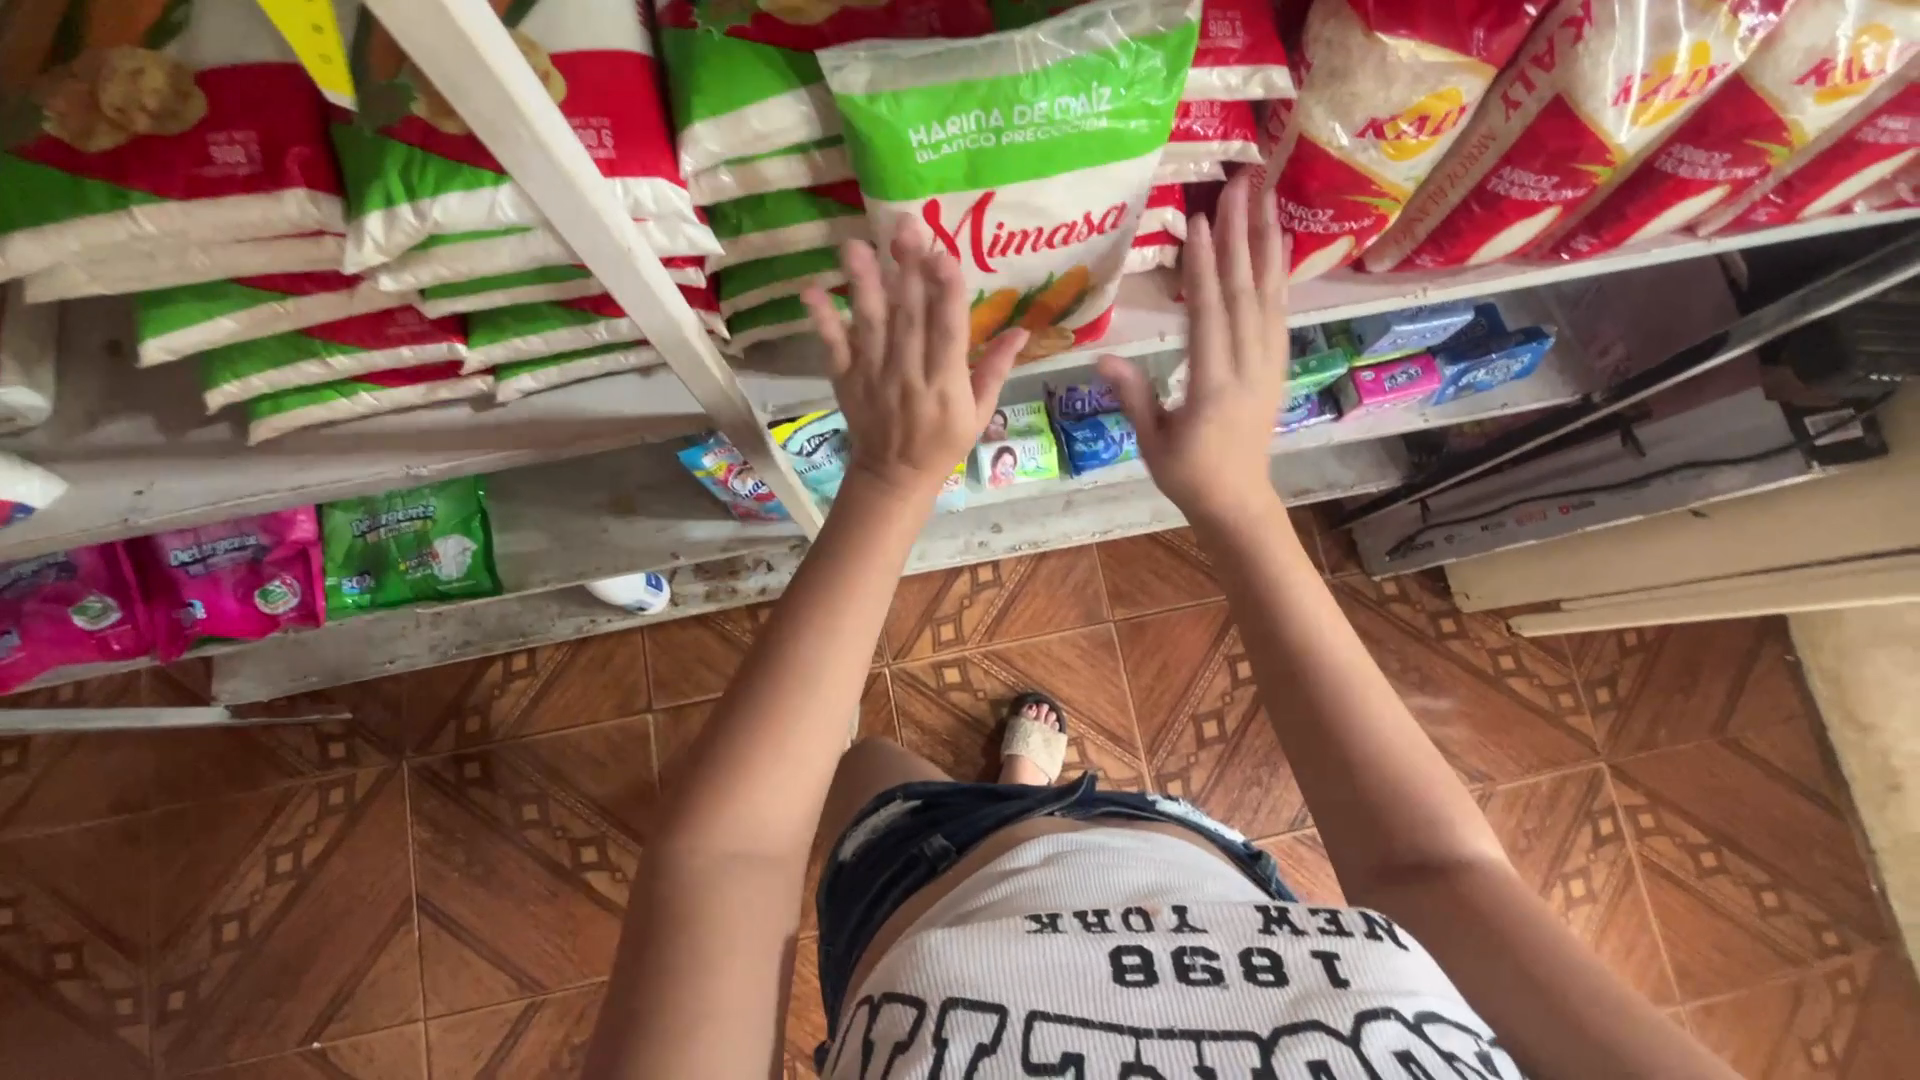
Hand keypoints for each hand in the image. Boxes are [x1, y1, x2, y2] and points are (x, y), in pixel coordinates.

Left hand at [802, 219, 1027, 502]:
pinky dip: (822, 321)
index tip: (945, 255)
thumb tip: (1022, 331)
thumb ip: (995, 369)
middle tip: (906, 225)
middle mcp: (908, 376)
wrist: (894, 476)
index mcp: (945, 385)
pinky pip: (833, 348)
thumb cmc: (943, 443)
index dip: (946, 295)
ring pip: (870, 326)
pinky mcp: (846, 381)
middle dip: (907, 270)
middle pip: (908, 318)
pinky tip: (812, 290)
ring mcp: (873, 377)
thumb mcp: (979, 413)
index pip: (948, 333)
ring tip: (856, 245)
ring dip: (863, 285)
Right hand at [1099, 174, 1290, 527]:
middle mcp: (1248, 368)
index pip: (1209, 315)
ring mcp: (1268, 365)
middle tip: (1240, 185)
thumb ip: (1134, 397)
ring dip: (1266, 244)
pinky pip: (1279, 313)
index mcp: (1213, 387)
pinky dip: (1279, 276)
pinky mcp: (1276, 367)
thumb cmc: (1188, 476)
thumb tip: (1101, 358)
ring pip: (1269, 296)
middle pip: (1245, 293)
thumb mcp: (1152, 443)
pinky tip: (1278, 247)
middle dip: (1241, 235)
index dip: (1203, 267)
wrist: (1238, 502)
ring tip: (1265, 198)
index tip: (1197, 221)